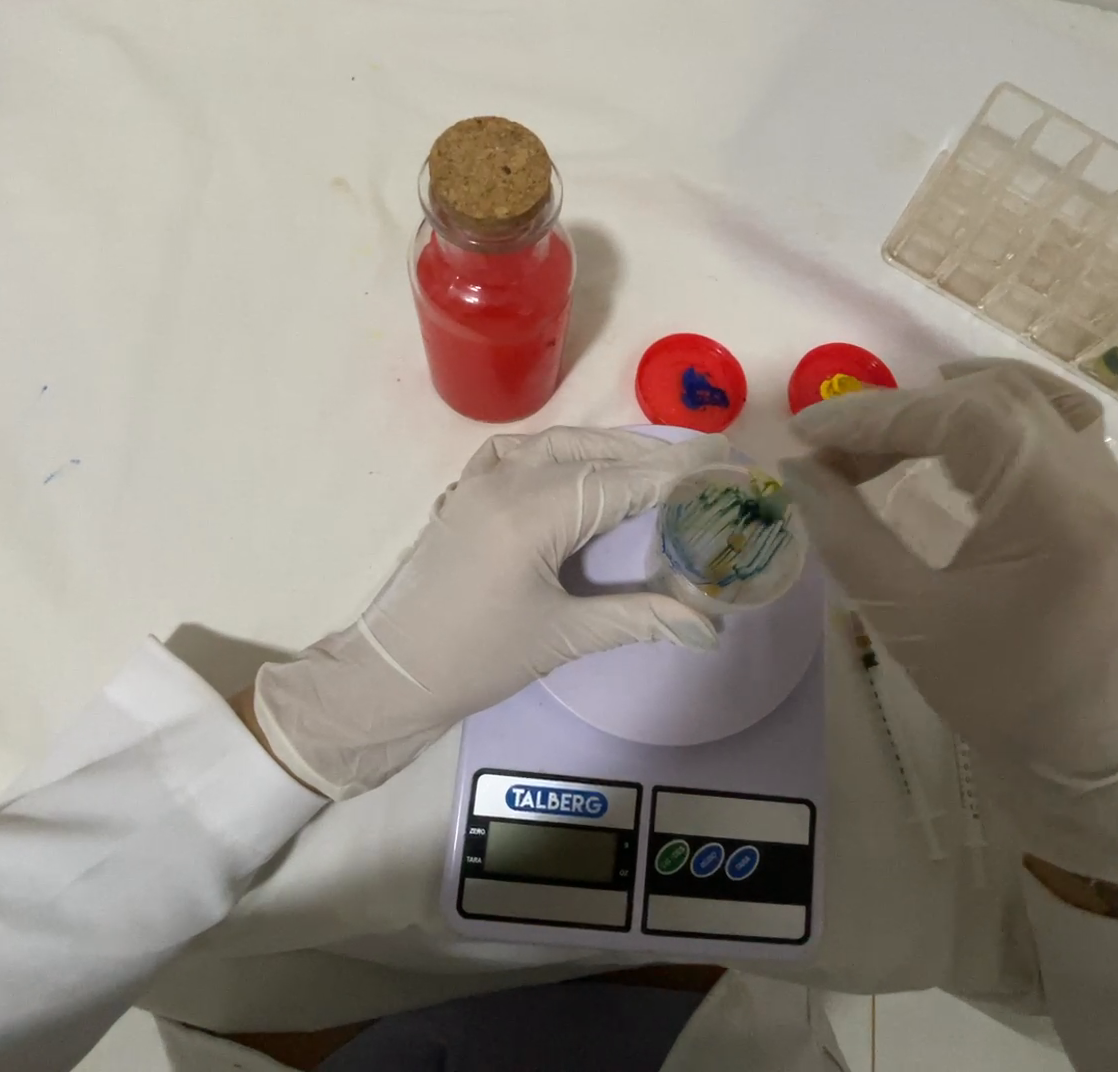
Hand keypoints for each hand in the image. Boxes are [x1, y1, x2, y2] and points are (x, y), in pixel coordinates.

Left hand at [256, 427, 728, 798]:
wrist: (392, 673)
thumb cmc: (476, 659)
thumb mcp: (563, 638)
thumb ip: (640, 619)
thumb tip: (709, 627)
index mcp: (533, 512)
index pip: (624, 480)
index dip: (679, 469)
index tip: (724, 457)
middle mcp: (506, 481)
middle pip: (595, 453)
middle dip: (651, 456)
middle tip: (702, 462)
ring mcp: (479, 481)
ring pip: (557, 445)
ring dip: (608, 449)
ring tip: (651, 466)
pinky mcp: (464, 493)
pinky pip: (519, 453)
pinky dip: (558, 452)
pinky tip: (575, 467)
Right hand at [779, 360, 1117, 883]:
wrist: (1070, 743)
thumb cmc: (987, 688)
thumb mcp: (901, 614)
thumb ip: (844, 531)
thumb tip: (796, 468)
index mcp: (1058, 514)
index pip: (964, 417)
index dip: (877, 414)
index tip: (808, 433)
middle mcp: (1100, 482)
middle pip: (991, 399)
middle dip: (899, 412)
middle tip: (832, 449)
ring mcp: (1113, 484)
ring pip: (1025, 398)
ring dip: (942, 403)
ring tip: (878, 431)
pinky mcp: (1106, 494)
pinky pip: (1053, 418)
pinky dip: (992, 407)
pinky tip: (951, 419)